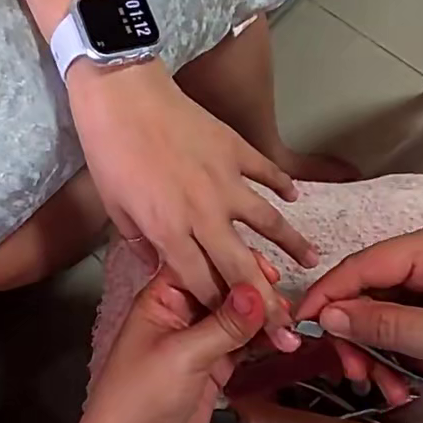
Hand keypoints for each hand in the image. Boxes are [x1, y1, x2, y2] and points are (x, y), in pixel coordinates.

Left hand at [69, 61, 315, 348]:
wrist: (122, 95)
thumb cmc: (110, 153)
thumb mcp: (114, 208)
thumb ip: (140, 244)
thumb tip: (158, 267)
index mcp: (169, 232)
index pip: (204, 283)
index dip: (225, 311)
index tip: (244, 327)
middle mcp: (204, 214)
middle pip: (242, 265)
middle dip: (268, 300)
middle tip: (290, 321)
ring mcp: (225, 180)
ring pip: (267, 221)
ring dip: (291, 244)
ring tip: (312, 261)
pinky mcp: (236, 150)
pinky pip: (267, 172)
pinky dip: (283, 184)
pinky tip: (295, 196)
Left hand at [77, 267, 268, 422]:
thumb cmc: (139, 398)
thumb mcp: (182, 355)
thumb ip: (223, 324)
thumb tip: (257, 292)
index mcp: (162, 298)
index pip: (201, 265)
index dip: (233, 263)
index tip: (267, 271)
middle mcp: (181, 312)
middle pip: (224, 290)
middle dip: (255, 293)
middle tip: (283, 301)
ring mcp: (198, 339)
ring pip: (238, 318)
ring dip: (264, 320)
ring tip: (289, 325)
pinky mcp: (213, 366)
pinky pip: (243, 345)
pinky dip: (263, 343)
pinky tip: (283, 342)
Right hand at [294, 219, 422, 411]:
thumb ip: (386, 325)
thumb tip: (324, 316)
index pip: (364, 265)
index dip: (328, 295)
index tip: (299, 328)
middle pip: (371, 291)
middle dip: (359, 336)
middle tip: (357, 378)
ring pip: (386, 314)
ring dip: (380, 353)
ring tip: (391, 392)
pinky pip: (409, 327)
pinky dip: (402, 356)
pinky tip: (410, 385)